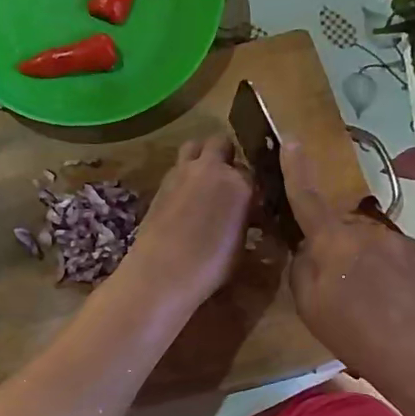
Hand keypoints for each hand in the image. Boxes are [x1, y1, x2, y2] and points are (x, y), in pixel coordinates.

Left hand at [120, 135, 252, 306]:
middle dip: (227, 157)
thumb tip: (246, 216)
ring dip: (202, 156)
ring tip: (205, 180)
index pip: (253, 172)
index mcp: (240, 184)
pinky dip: (185, 173)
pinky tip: (186, 197)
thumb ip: (245, 220)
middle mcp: (212, 169)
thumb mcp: (241, 245)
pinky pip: (177, 166)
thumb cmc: (210, 266)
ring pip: (195, 146)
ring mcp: (182, 172)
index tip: (251, 203)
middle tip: (229, 181)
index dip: (252, 187)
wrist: (161, 272)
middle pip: (222, 144)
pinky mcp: (161, 182)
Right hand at [282, 141, 414, 374]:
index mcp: (332, 240)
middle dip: (332, 246)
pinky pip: (392, 256)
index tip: (292, 138)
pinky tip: (392, 302)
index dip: (295, 169)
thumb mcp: (308, 304)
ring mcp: (398, 241)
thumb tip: (308, 249)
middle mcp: (365, 230)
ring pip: (366, 243)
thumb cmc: (353, 331)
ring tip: (367, 302)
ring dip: (361, 261)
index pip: (306, 197)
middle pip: (338, 229)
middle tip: (333, 286)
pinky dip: (386, 271)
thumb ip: (302, 268)